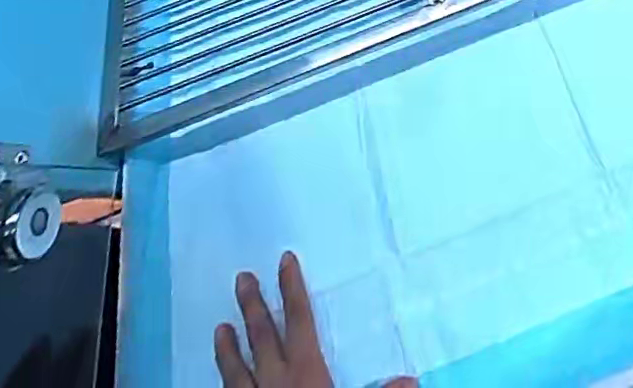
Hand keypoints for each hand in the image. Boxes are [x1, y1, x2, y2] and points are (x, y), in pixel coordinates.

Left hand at [215, 251, 416, 387]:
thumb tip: (413, 379)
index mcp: (306, 375)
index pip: (300, 321)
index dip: (292, 289)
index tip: (285, 259)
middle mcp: (275, 383)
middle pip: (262, 336)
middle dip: (253, 305)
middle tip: (242, 276)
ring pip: (236, 371)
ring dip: (228, 348)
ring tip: (219, 326)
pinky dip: (223, 387)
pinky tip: (219, 383)